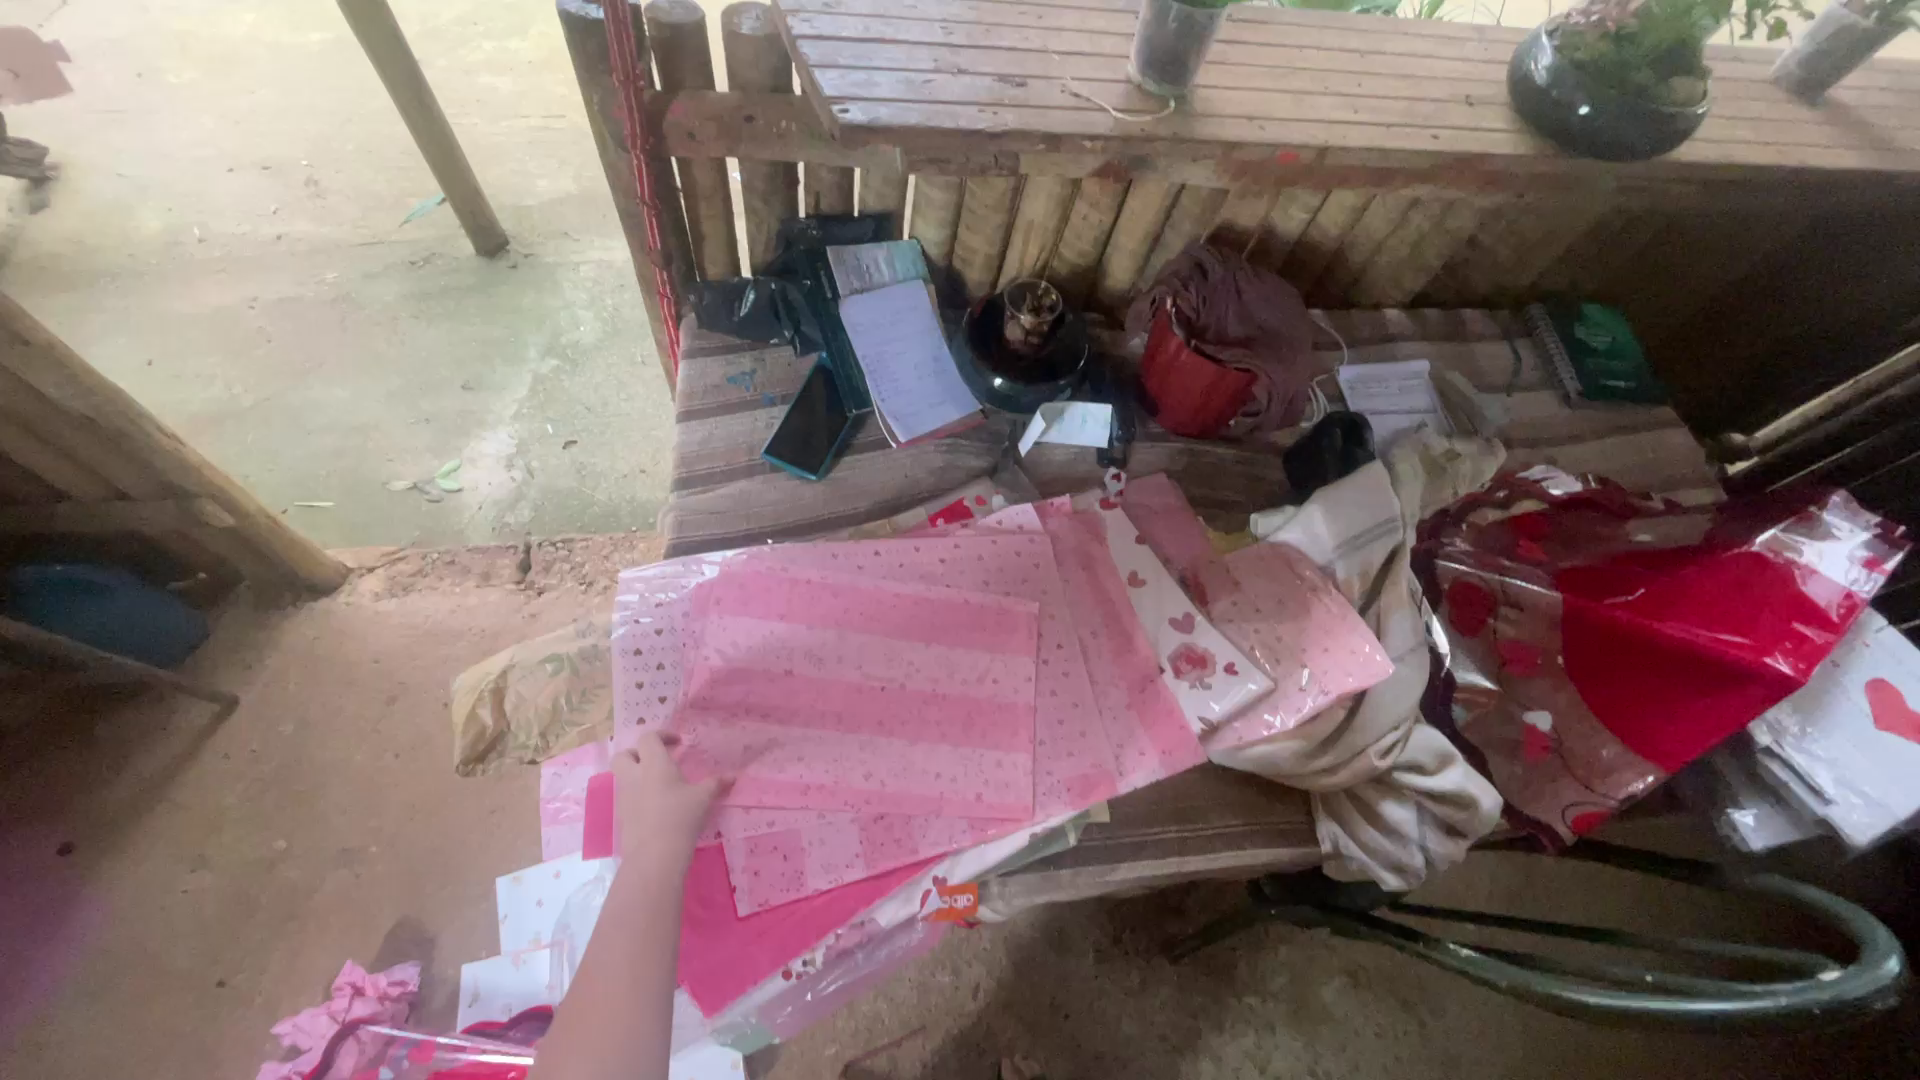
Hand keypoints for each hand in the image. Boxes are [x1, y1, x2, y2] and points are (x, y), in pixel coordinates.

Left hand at [613, 733, 724, 867]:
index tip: (678, 743)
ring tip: (660, 784)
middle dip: (638, 753)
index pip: (648, 738)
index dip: (662, 736)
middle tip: (658, 760)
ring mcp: (624, 797)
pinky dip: (638, 794)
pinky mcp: (622, 816)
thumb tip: (733, 776)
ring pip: (622, 776)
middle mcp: (634, 776)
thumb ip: (717, 783)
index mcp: (654, 764)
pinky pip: (626, 796)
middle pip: (624, 754)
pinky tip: (656, 805)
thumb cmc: (681, 816)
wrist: (655, 854)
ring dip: (637, 774)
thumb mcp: (703, 797)